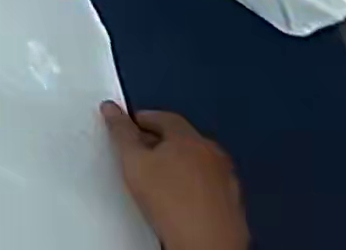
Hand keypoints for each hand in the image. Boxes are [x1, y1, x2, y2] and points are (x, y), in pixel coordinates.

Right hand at [101, 101, 248, 249]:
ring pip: (194, 163)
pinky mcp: (234, 208)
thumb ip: (120, 130)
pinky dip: (190, 186)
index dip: (139, 120)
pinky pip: (205, 186)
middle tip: (136, 153)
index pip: (162, 117)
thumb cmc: (169, 201)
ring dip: (174, 165)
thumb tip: (111, 109)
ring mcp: (228, 183)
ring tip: (154, 179)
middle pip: (179, 139)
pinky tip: (175, 199)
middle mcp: (214, 156)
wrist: (205, 248)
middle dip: (156, 142)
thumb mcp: (132, 159)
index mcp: (191, 139)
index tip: (125, 128)